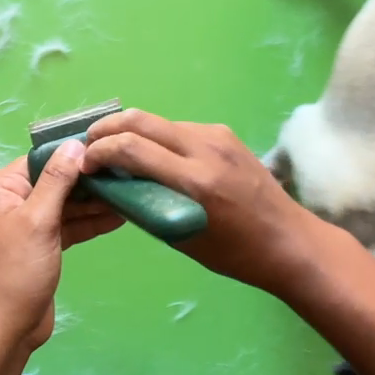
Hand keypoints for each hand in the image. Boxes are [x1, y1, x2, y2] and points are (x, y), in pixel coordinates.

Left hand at [0, 142, 125, 354]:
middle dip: (88, 178)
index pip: (40, 159)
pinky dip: (90, 222)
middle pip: (55, 180)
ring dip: (94, 201)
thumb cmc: (17, 271)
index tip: (110, 147)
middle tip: (129, 170)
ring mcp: (27, 224)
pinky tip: (120, 216)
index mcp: (1, 188)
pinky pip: (69, 225)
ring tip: (132, 190)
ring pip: (65, 204)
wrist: (5, 329)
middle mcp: (11, 201)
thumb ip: (57, 181)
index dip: (73, 153)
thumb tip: (75, 143)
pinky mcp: (42, 245)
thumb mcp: (38, 220)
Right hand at [81, 109, 337, 291]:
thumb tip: (112, 185)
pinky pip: (180, 128)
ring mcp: (219, 137)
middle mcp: (206, 149)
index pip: (132, 148)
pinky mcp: (226, 135)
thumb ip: (146, 205)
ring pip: (159, 121)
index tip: (83, 164)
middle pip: (141, 120)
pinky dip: (157, 137)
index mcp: (195, 181)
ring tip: (113, 150)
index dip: (99, 152)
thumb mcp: (181, 237)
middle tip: (88, 146)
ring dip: (131, 131)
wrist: (291, 242)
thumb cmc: (235, 254)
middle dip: (106, 129)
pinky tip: (151, 154)